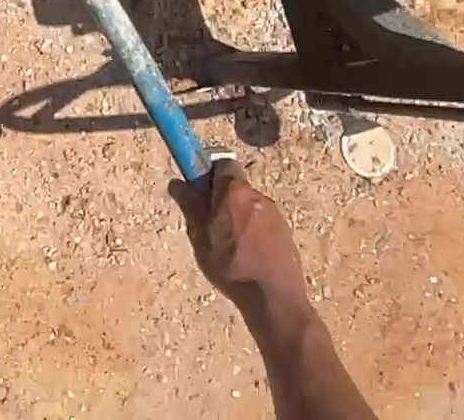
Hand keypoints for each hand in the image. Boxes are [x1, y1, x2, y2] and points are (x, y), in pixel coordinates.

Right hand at [170, 157, 306, 314]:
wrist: (273, 298)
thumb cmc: (230, 264)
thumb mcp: (199, 235)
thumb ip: (190, 205)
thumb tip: (177, 183)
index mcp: (234, 191)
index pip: (222, 164)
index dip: (209, 174)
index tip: (200, 191)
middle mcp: (258, 195)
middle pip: (235, 187)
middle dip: (222, 199)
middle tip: (210, 223)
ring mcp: (276, 215)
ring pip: (249, 206)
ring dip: (239, 217)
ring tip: (228, 245)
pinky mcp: (286, 234)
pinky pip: (263, 223)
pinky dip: (253, 232)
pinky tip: (247, 255)